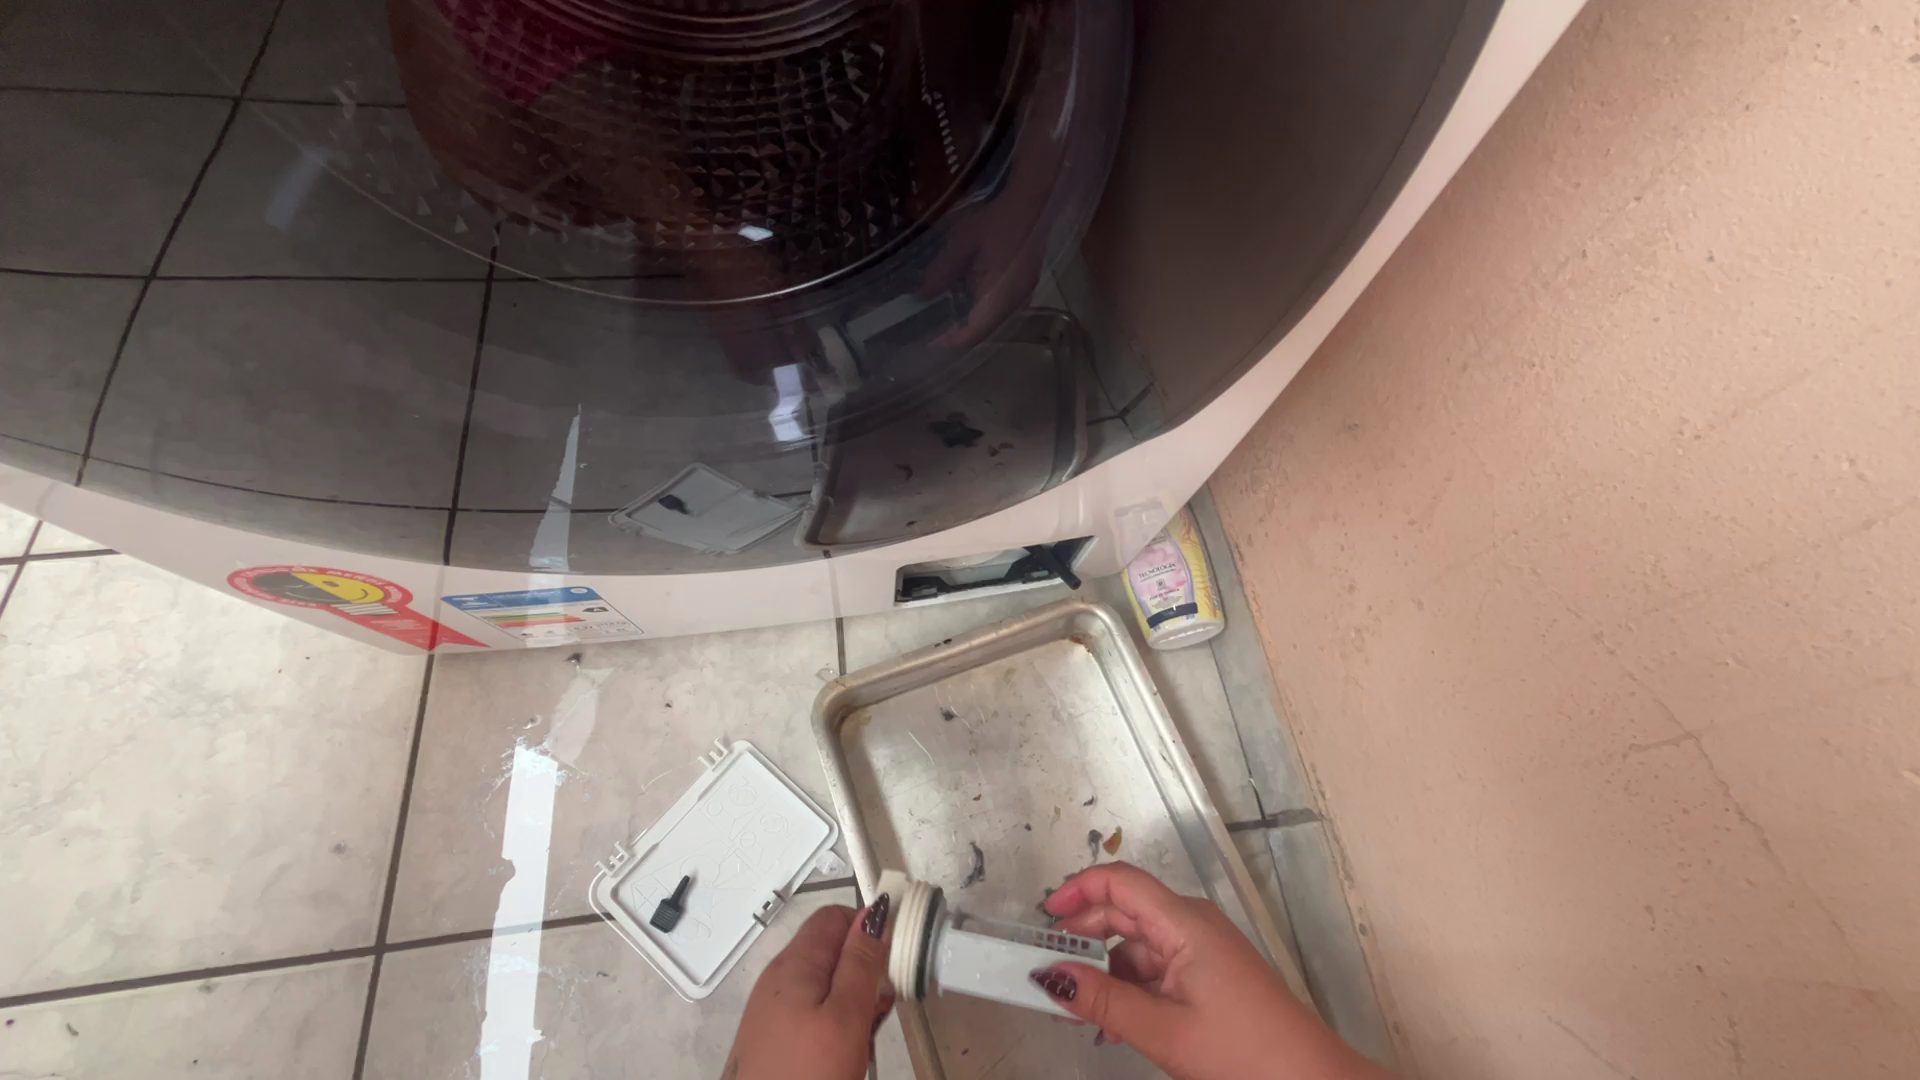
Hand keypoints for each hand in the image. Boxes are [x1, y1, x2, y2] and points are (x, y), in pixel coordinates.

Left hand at [720, 894, 894, 1079]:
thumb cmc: (808, 1076)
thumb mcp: (846, 1017)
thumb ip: (862, 961)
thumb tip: (875, 911)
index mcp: (794, 963)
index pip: (834, 915)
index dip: (867, 928)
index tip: (890, 961)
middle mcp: (778, 980)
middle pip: (831, 950)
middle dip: (862, 972)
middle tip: (876, 1011)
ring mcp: (772, 1012)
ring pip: (825, 985)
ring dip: (852, 1003)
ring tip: (861, 1041)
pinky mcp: (773, 1041)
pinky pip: (812, 1014)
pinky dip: (834, 1025)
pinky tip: (842, 1056)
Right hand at [1035, 863, 1393, 1079]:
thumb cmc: (1245, 1054)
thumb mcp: (1166, 1032)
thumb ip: (1104, 1002)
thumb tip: (1050, 977)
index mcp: (1183, 921)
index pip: (1120, 882)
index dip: (1078, 889)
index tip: (1045, 918)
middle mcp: (1190, 922)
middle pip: (1124, 911)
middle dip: (1084, 935)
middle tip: (1050, 971)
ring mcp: (1201, 947)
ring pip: (1137, 943)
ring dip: (1106, 969)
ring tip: (1081, 1009)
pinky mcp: (1208, 972)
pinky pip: (1156, 966)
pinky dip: (1130, 986)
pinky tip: (1115, 1021)